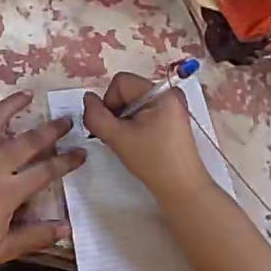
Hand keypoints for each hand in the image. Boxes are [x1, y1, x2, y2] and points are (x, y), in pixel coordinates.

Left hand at [0, 93, 84, 270]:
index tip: (82, 152)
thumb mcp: (2, 250)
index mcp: (7, 192)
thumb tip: (67, 227)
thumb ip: (35, 236)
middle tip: (66, 119)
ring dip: (11, 106)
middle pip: (26, 141)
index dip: (66, 161)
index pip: (45, 171)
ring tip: (26, 95)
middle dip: (50, 129)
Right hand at [81, 72, 211, 202]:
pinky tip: (138, 142)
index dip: (109, 102)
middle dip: (117, 112)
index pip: (121, 82)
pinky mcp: (173, 118)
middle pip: (128, 91)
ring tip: (129, 141)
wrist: (182, 188)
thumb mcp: (117, 138)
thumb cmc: (152, 160)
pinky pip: (145, 111)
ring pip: (134, 102)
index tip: (112, 127)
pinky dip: (135, 123)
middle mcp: (169, 93)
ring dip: (124, 119)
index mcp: (160, 92)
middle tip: (118, 136)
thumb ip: (96, 116)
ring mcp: (173, 105)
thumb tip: (88, 98)